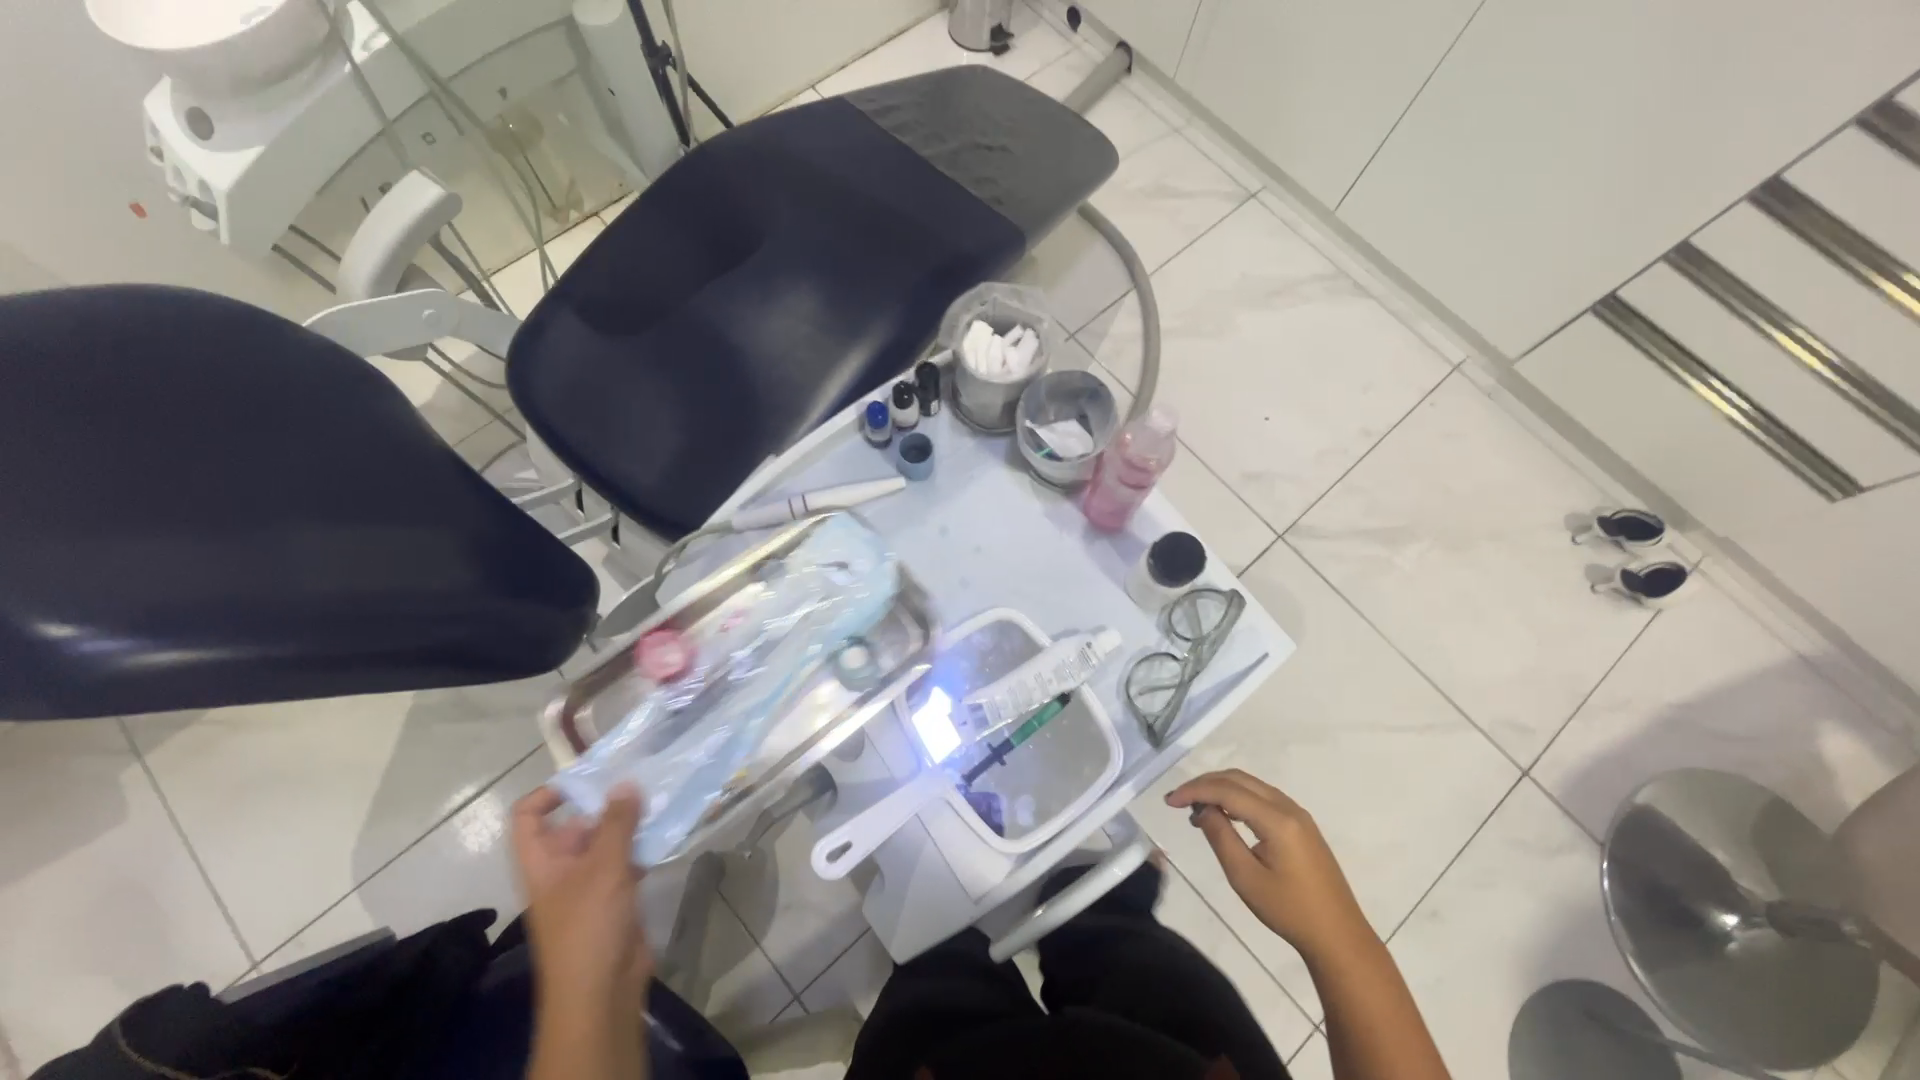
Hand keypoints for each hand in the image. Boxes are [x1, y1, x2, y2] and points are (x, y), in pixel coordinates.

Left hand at [512, 784, 651, 1014]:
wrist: (600, 991)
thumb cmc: (589, 925)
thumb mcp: (603, 867)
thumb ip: (617, 823)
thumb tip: (626, 784)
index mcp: (541, 862)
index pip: (529, 816)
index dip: (550, 793)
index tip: (588, 779)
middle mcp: (560, 870)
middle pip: (575, 826)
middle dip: (605, 806)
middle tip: (642, 783)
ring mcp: (588, 887)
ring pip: (605, 844)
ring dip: (628, 826)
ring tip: (659, 803)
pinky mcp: (614, 901)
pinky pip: (625, 865)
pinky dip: (642, 850)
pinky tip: (665, 837)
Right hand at [1165, 769, 1373, 958]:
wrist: (1337, 934)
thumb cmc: (1288, 910)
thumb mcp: (1245, 877)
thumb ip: (1221, 837)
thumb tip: (1203, 809)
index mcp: (1277, 820)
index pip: (1227, 790)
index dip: (1195, 791)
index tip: (1169, 801)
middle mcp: (1289, 808)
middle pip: (1239, 779)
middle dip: (1204, 784)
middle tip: (1177, 801)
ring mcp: (1298, 815)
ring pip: (1251, 785)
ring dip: (1221, 789)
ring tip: (1195, 809)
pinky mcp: (1301, 825)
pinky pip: (1263, 797)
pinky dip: (1237, 798)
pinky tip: (1224, 814)